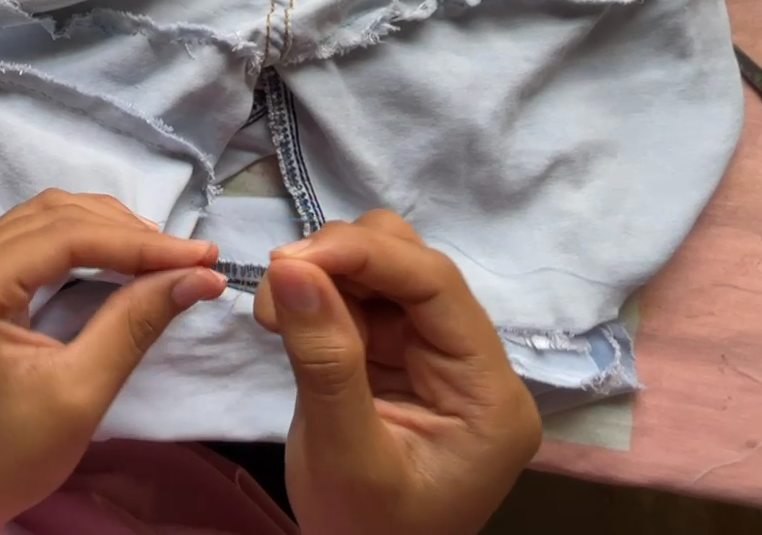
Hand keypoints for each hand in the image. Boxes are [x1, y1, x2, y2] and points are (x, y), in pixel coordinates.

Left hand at [0, 190, 227, 532]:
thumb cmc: (8, 452)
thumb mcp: (78, 394)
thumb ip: (133, 325)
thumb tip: (198, 277)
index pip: (65, 237)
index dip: (137, 243)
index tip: (203, 255)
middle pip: (54, 216)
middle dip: (126, 231)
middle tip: (191, 257)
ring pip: (45, 217)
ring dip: (106, 227)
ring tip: (163, 252)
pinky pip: (34, 234)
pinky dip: (82, 236)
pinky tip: (119, 251)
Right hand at [254, 211, 540, 534]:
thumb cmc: (365, 529)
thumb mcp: (343, 451)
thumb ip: (323, 358)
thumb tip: (288, 266)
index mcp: (486, 391)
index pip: (435, 284)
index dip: (363, 254)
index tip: (288, 259)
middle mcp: (465, 359)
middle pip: (407, 261)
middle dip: (337, 260)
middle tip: (278, 288)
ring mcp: (424, 352)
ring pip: (373, 267)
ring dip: (316, 274)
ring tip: (275, 319)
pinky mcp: (385, 350)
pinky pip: (345, 292)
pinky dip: (305, 292)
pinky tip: (281, 323)